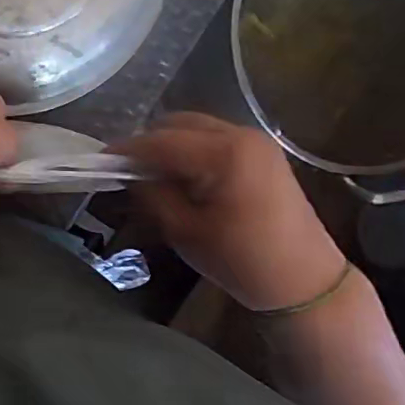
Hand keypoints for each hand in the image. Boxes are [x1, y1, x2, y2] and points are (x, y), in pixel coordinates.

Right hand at [113, 113, 346, 311]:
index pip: (161, 141)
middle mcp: (241, 135)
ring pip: (196, 127)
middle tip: (125, 170)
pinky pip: (214, 138)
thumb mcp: (185, 231)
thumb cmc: (242, 261)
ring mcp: (255, 141)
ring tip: (150, 173)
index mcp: (224, 153)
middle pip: (178, 123)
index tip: (100, 160)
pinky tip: (180, 175)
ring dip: (169, 144)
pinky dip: (191, 149)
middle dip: (148, 142)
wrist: (304, 281)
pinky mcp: (262, 152)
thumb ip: (153, 194)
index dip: (126, 149)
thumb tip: (131, 174)